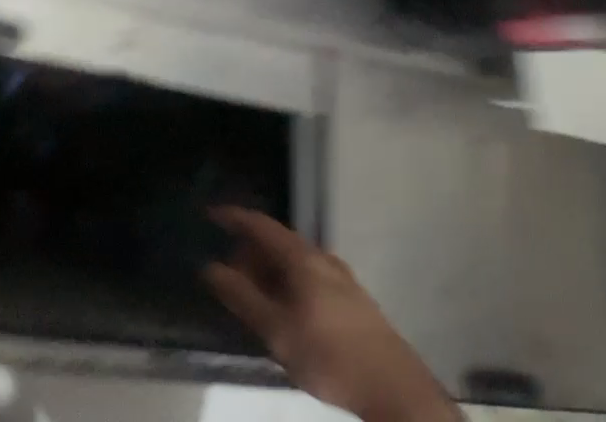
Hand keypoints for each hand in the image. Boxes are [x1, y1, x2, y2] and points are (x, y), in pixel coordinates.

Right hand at [202, 206, 458, 421]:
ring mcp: (342, 279)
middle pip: (278, 242)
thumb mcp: (276, 329)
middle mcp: (323, 259)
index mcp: (303, 258)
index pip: (261, 224)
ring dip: (268, 271)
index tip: (210, 214)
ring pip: (295, 262)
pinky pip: (308, 277)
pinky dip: (286, 283)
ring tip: (250, 294)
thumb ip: (241, 296)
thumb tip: (210, 267)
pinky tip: (282, 310)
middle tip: (226, 272)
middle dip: (249, 251)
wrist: (395, 390)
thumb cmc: (329, 355)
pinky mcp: (352, 301)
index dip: (233, 217)